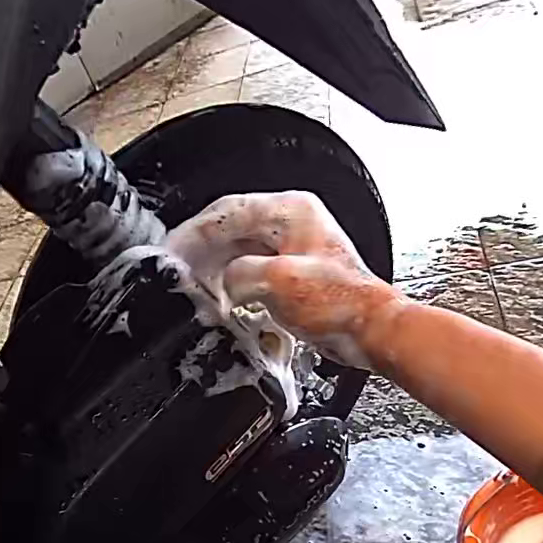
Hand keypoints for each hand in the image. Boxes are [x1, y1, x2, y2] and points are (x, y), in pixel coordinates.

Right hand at [162, 191, 403, 368]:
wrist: (370, 331)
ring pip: (239, 252)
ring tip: (195, 288)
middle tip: (177, 272)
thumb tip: (223, 283)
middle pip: (231, 230)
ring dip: (215, 270)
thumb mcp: (279, 282)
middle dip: (201, 253)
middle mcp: (291, 225)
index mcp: (291, 211)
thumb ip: (239, 275)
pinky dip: (233, 285)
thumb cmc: (342, 303)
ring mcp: (291, 250)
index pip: (228, 212)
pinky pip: (251, 273)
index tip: (172, 251)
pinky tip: (222, 300)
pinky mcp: (292, 276)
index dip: (194, 233)